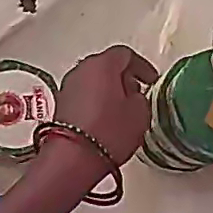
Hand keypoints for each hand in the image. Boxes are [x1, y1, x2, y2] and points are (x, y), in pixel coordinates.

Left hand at [53, 45, 158, 164]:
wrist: (73, 158)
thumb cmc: (108, 132)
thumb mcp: (140, 113)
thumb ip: (141, 97)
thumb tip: (133, 96)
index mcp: (103, 64)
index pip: (125, 54)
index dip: (142, 66)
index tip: (151, 79)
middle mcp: (81, 70)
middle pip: (106, 65)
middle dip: (123, 77)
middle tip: (137, 92)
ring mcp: (68, 87)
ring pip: (93, 80)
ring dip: (108, 90)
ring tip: (122, 109)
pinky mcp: (61, 105)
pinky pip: (83, 96)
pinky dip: (95, 101)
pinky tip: (105, 119)